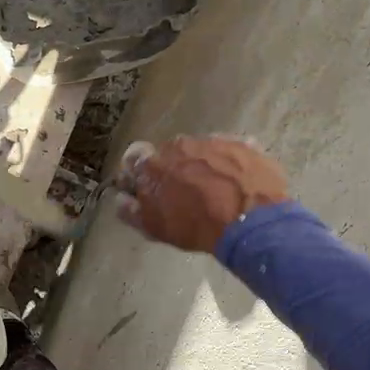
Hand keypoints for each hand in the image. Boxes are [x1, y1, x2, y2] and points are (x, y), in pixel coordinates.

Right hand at [111, 135, 290, 252]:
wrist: (249, 221)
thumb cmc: (194, 226)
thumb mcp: (154, 228)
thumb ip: (131, 211)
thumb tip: (120, 198)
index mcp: (152, 164)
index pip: (134, 158)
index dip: (137, 172)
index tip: (144, 186)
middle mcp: (179, 145)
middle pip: (169, 152)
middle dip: (172, 167)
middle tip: (182, 191)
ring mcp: (213, 140)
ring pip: (199, 149)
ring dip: (200, 163)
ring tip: (212, 188)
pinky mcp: (242, 143)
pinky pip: (228, 149)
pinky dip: (227, 162)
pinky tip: (233, 181)